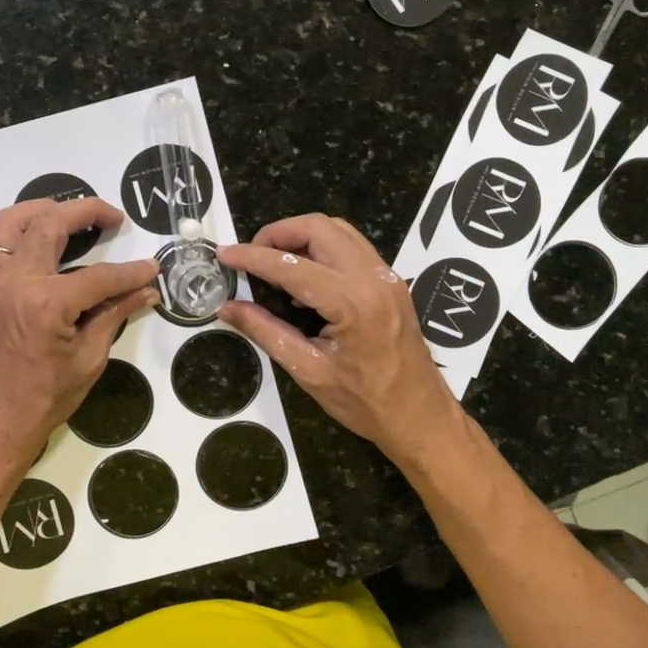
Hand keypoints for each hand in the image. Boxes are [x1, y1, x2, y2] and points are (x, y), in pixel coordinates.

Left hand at [0, 198, 158, 464]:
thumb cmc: (45, 399)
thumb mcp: (89, 359)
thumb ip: (114, 314)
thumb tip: (146, 289)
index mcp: (47, 304)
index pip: (99, 276)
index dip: (129, 272)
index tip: (151, 267)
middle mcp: (16, 282)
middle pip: (50, 224)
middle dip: (86, 211)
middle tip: (113, 217)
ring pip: (8, 222)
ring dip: (39, 209)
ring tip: (68, 215)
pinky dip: (9, 232)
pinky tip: (32, 238)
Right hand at [218, 214, 463, 462]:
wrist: (423, 419)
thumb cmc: (366, 403)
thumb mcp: (308, 370)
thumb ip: (266, 331)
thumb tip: (227, 308)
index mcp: (353, 303)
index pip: (292, 265)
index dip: (252, 257)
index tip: (223, 254)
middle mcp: (373, 278)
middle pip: (319, 228)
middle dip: (278, 233)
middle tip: (251, 256)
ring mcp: (387, 276)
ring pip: (338, 230)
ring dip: (301, 236)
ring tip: (274, 263)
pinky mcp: (391, 282)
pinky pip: (351, 247)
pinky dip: (321, 248)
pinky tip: (303, 278)